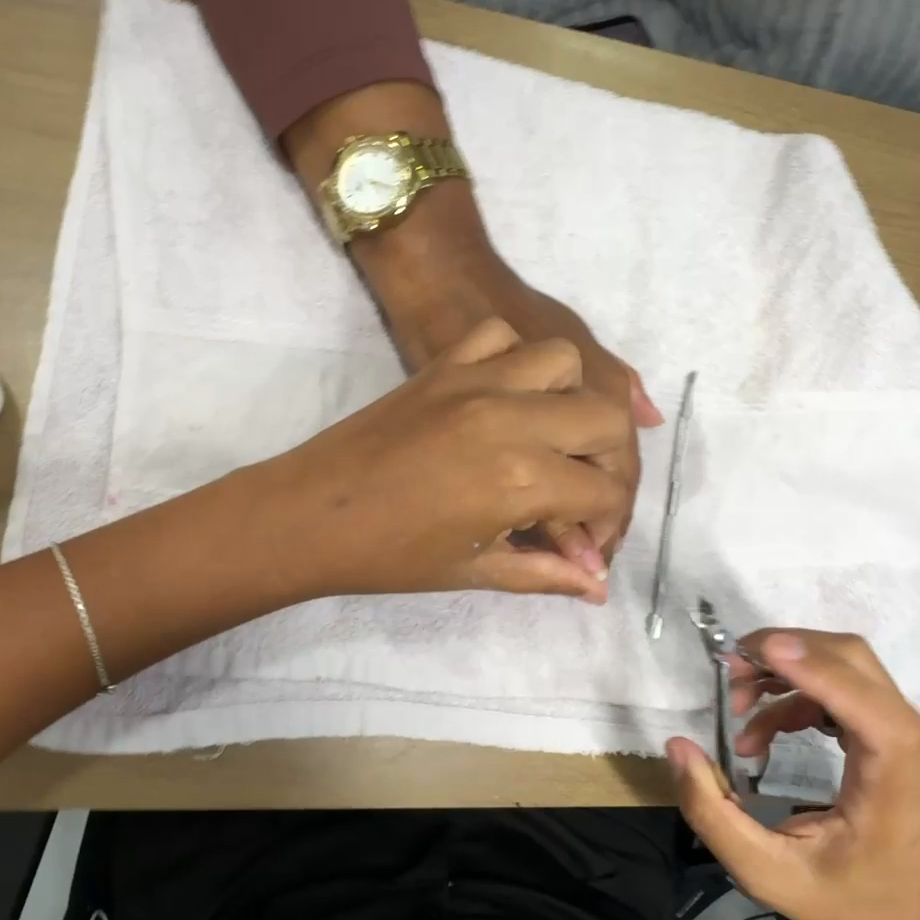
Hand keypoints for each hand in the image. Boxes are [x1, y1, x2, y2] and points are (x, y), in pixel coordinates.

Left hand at [279, 80, 660, 566]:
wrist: (309, 514)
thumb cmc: (388, 556)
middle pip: (606, 419)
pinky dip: (517, 358)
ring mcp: (476, 380)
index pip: (604, 492)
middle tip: (581, 494)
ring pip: (565, 361)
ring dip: (573, 399)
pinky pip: (500, 334)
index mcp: (519, 479)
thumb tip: (597, 585)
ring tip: (551, 440)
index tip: (587, 543)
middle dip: (610, 463)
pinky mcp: (444, 364)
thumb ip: (545, 572)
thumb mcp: (473, 570)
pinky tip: (507, 397)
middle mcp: (510, 417)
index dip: (608, 524)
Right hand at [667, 630, 919, 919]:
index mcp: (898, 794)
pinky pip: (849, 688)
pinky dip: (800, 689)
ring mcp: (916, 741)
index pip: (876, 716)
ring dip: (788, 669)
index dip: (824, 675)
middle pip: (860, 667)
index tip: (766, 651)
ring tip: (737, 702)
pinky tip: (765, 724)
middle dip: (790, 653)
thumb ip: (712, 812)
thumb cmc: (838, 902)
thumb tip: (680, 745)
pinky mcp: (902, 738)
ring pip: (852, 668)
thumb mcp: (762, 872)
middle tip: (730, 671)